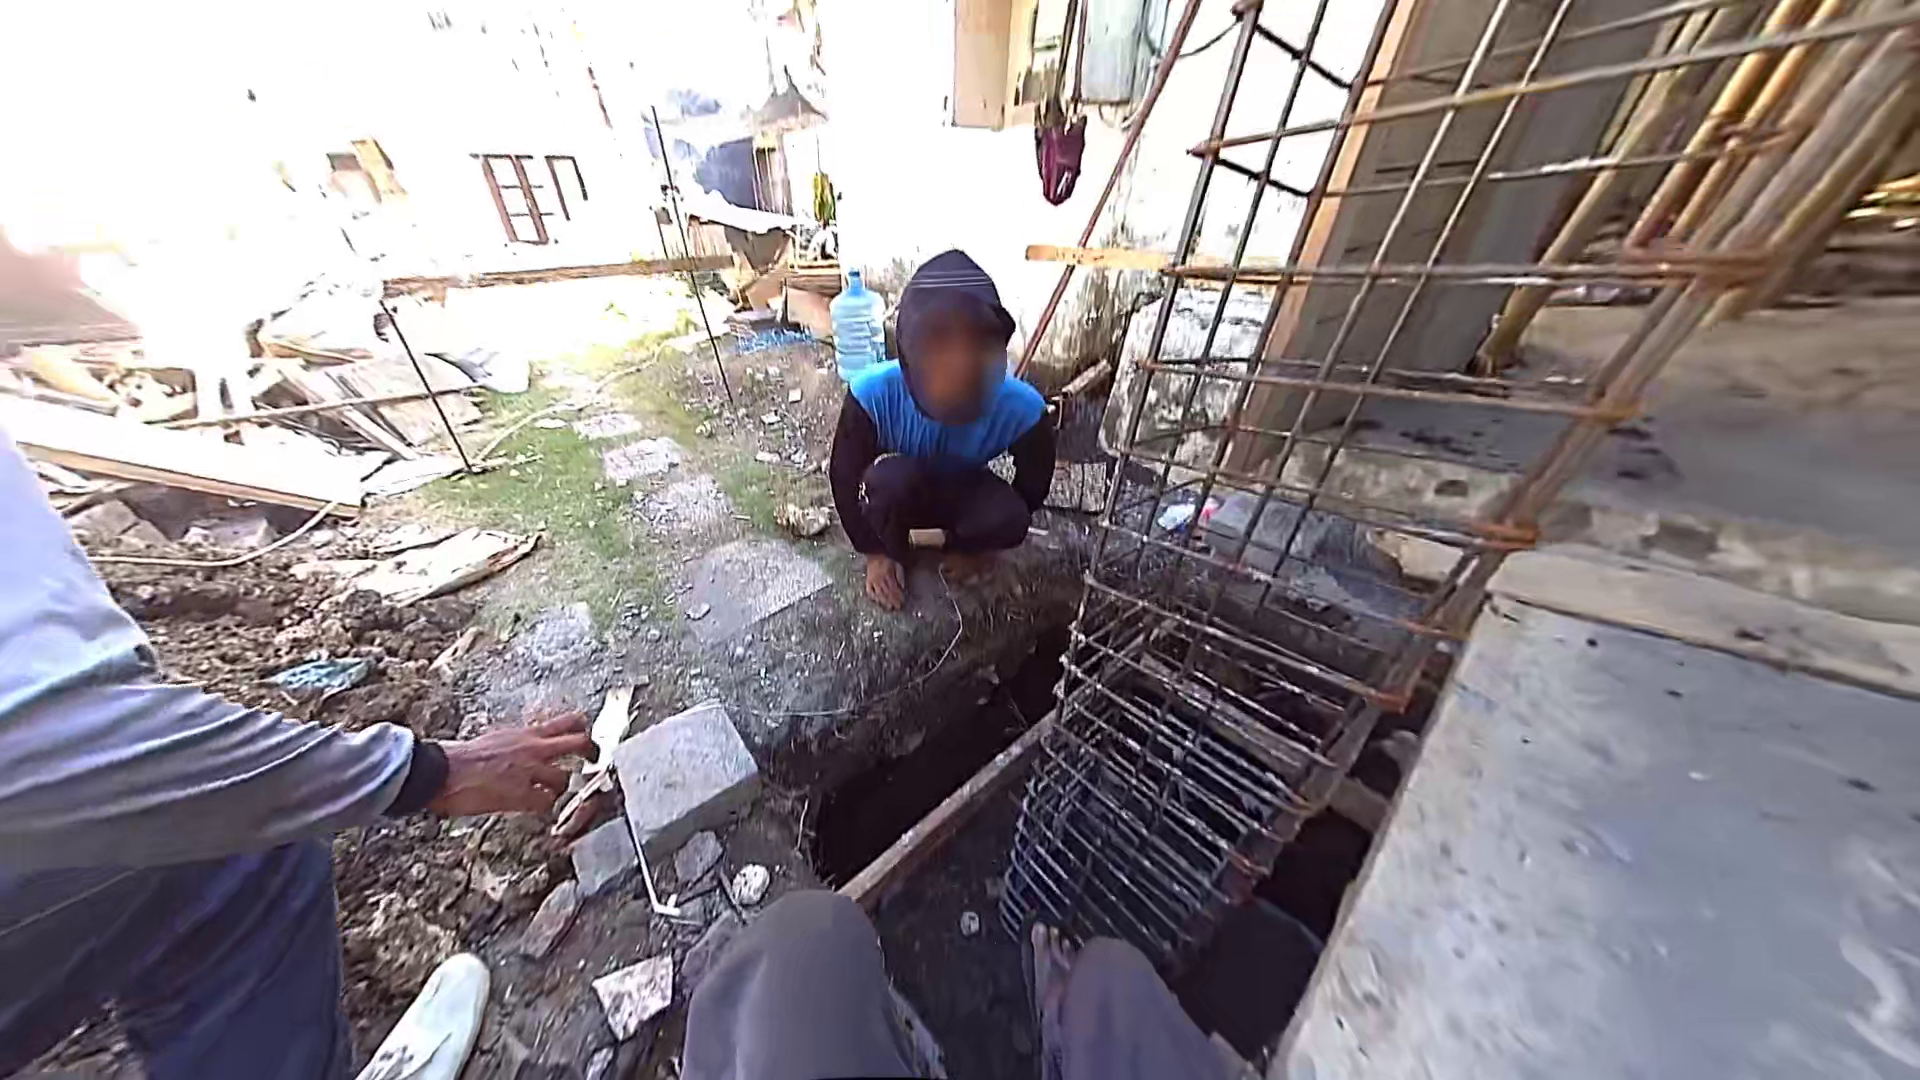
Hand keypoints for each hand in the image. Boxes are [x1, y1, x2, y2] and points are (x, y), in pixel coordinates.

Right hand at [428, 712, 594, 817]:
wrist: (439, 771)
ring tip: (551, 792)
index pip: (569, 721)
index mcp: (528, 734)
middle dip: (590, 751)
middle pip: (579, 743)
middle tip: (592, 760)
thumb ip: (520, 741)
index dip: (583, 727)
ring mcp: (529, 772)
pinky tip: (536, 806)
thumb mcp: (499, 738)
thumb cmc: (461, 756)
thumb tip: (530, 746)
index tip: (587, 733)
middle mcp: (534, 749)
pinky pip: (544, 802)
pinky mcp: (518, 794)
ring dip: (560, 787)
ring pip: (564, 778)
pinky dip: (543, 806)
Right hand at [864, 553, 905, 609]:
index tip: (902, 602)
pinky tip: (877, 601)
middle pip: (887, 593)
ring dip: (884, 601)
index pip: (894, 589)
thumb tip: (902, 587)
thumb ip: (900, 576)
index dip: (898, 597)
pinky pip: (869, 591)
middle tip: (897, 607)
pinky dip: (873, 596)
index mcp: (888, 575)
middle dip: (892, 601)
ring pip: (879, 594)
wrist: (876, 552)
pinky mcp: (868, 580)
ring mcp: (873, 581)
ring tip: (889, 607)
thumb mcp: (898, 565)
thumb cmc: (888, 558)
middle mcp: (880, 579)